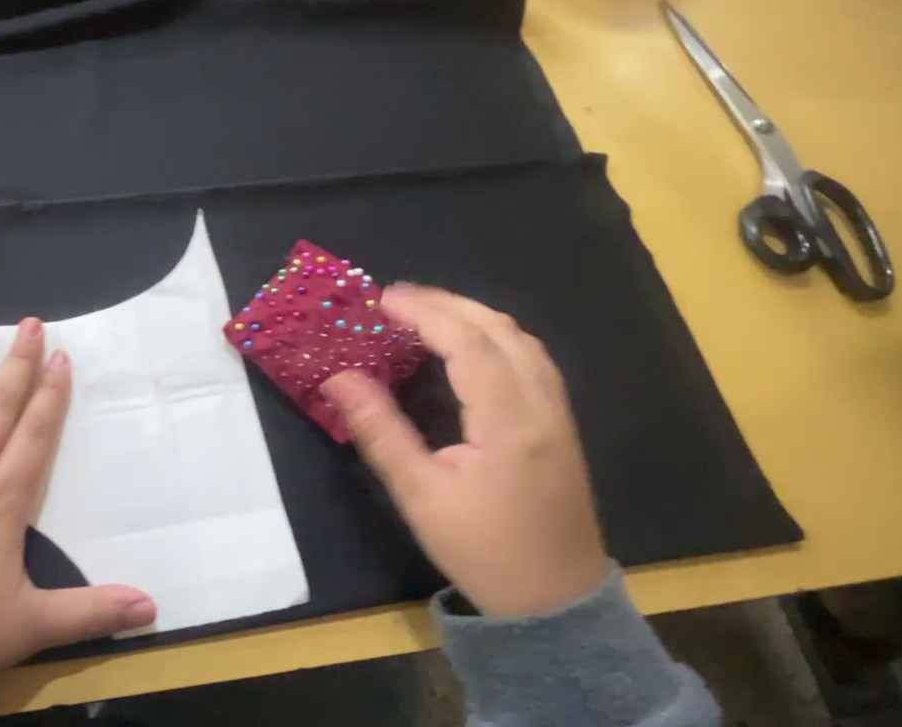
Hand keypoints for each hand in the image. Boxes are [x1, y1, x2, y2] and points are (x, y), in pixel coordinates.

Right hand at [321, 285, 609, 618]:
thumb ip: (380, 430)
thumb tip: (338, 378)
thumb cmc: (482, 550)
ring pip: (522, 339)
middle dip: (446, 303)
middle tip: (396, 299)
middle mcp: (542, 407)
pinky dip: (496, 335)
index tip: (382, 300)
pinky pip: (532, 358)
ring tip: (426, 311)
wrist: (556, 602)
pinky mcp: (562, 424)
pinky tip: (469, 342)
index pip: (468, 343)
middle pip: (499, 329)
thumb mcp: (419, 495)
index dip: (424, 313)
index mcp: (508, 423)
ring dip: (473, 314)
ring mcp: (559, 414)